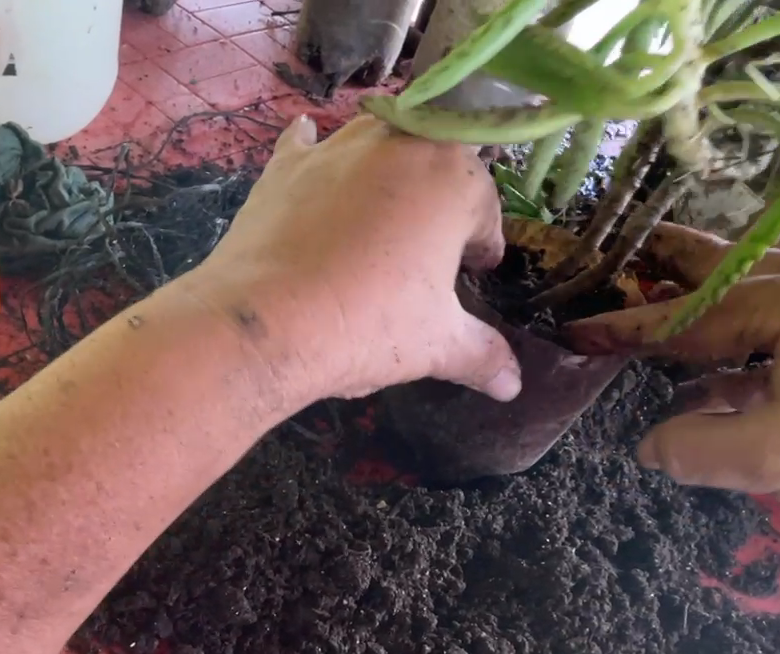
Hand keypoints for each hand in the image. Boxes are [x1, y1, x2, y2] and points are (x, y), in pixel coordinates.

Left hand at [180, 113, 520, 405]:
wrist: (267, 326)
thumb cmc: (367, 327)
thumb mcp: (435, 346)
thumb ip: (481, 356)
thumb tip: (513, 385)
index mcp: (452, 179)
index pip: (483, 211)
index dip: (480, 247)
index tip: (473, 272)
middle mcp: (399, 145)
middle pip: (433, 170)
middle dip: (437, 207)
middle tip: (426, 254)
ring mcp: (337, 150)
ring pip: (375, 148)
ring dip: (384, 173)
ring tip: (378, 214)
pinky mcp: (283, 168)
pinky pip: (304, 144)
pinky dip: (311, 147)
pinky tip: (309, 143)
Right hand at [567, 224, 779, 584]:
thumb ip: (699, 447)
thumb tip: (649, 446)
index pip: (702, 310)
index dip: (632, 326)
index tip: (579, 331)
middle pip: (745, 274)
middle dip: (682, 272)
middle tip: (633, 258)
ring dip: (721, 322)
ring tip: (670, 329)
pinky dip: (764, 355)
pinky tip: (735, 384)